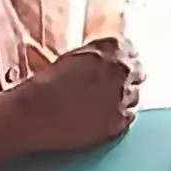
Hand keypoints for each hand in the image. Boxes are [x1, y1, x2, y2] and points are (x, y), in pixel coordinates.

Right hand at [11, 37, 143, 152]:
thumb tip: (101, 66)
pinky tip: (105, 120)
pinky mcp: (116, 122)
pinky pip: (128, 119)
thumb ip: (93, 58)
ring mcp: (121, 97)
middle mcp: (121, 69)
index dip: (120, 62)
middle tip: (110, 91)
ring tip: (104, 107)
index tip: (112, 70)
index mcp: (110, 48)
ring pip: (134, 97)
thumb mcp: (71, 59)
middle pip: (136, 73)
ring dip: (122, 100)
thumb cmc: (42, 87)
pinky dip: (119, 118)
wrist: (33, 114)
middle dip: (125, 80)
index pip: (128, 51)